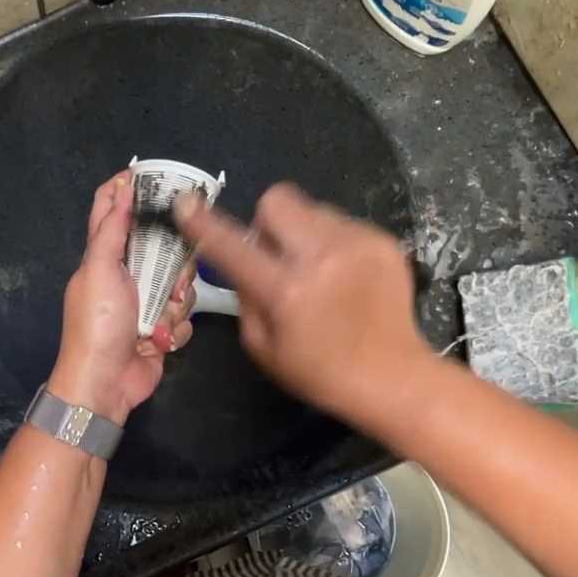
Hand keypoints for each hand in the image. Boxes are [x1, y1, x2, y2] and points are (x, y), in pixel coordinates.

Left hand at [48, 171, 195, 424]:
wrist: (105, 384)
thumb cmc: (98, 325)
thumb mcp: (99, 270)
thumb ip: (111, 230)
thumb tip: (120, 189)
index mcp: (103, 257)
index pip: (112, 211)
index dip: (127, 189)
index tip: (152, 175)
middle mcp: (126, 276)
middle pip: (162, 247)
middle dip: (173, 263)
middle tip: (173, 276)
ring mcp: (145, 305)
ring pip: (179, 284)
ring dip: (175, 305)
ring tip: (160, 321)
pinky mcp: (161, 331)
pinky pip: (183, 318)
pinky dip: (175, 330)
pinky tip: (161, 342)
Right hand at [174, 182, 438, 426]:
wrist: (392, 376)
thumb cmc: (318, 372)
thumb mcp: (263, 346)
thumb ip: (245, 297)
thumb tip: (242, 260)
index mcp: (286, 290)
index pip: (233, 246)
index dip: (204, 224)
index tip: (186, 204)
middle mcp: (322, 256)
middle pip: (276, 200)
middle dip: (266, 223)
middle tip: (274, 256)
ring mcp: (357, 243)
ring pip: (311, 209)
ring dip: (302, 234)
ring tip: (317, 274)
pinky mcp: (382, 240)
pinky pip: (341, 223)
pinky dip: (332, 244)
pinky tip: (343, 278)